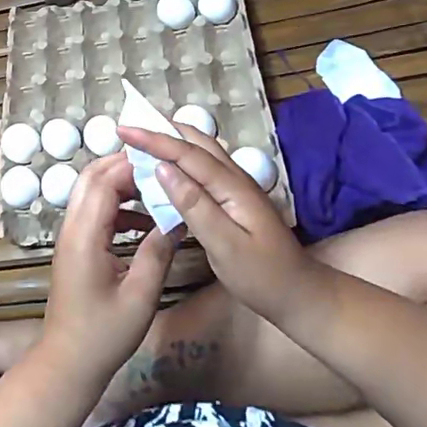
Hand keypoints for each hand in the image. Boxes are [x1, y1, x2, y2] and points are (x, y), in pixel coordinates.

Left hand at [40, 152, 177, 379]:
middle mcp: (72, 227)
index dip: (130, 166)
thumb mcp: (141, 295)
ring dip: (120, 185)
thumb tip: (179, 218)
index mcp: (85, 235)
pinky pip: (94, 212)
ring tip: (157, 189)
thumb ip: (158, 252)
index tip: (162, 160)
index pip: (103, 182)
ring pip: (91, 192)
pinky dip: (117, 206)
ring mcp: (70, 236)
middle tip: (160, 167)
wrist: (69, 361)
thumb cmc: (105, 333)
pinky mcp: (75, 246)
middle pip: (92, 179)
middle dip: (123, 167)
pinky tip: (144, 220)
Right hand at [119, 125, 314, 325]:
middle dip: (161, 130)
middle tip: (129, 129)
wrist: (302, 297)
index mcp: (231, 186)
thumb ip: (194, 205)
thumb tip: (162, 168)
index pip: (186, 153)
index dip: (153, 138)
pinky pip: (203, 165)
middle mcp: (235, 178)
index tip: (124, 129)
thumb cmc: (262, 277)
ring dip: (171, 139)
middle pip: (195, 141)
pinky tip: (168, 167)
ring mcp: (237, 186)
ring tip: (143, 140)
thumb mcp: (225, 246)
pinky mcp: (234, 197)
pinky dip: (180, 157)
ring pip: (201, 150)